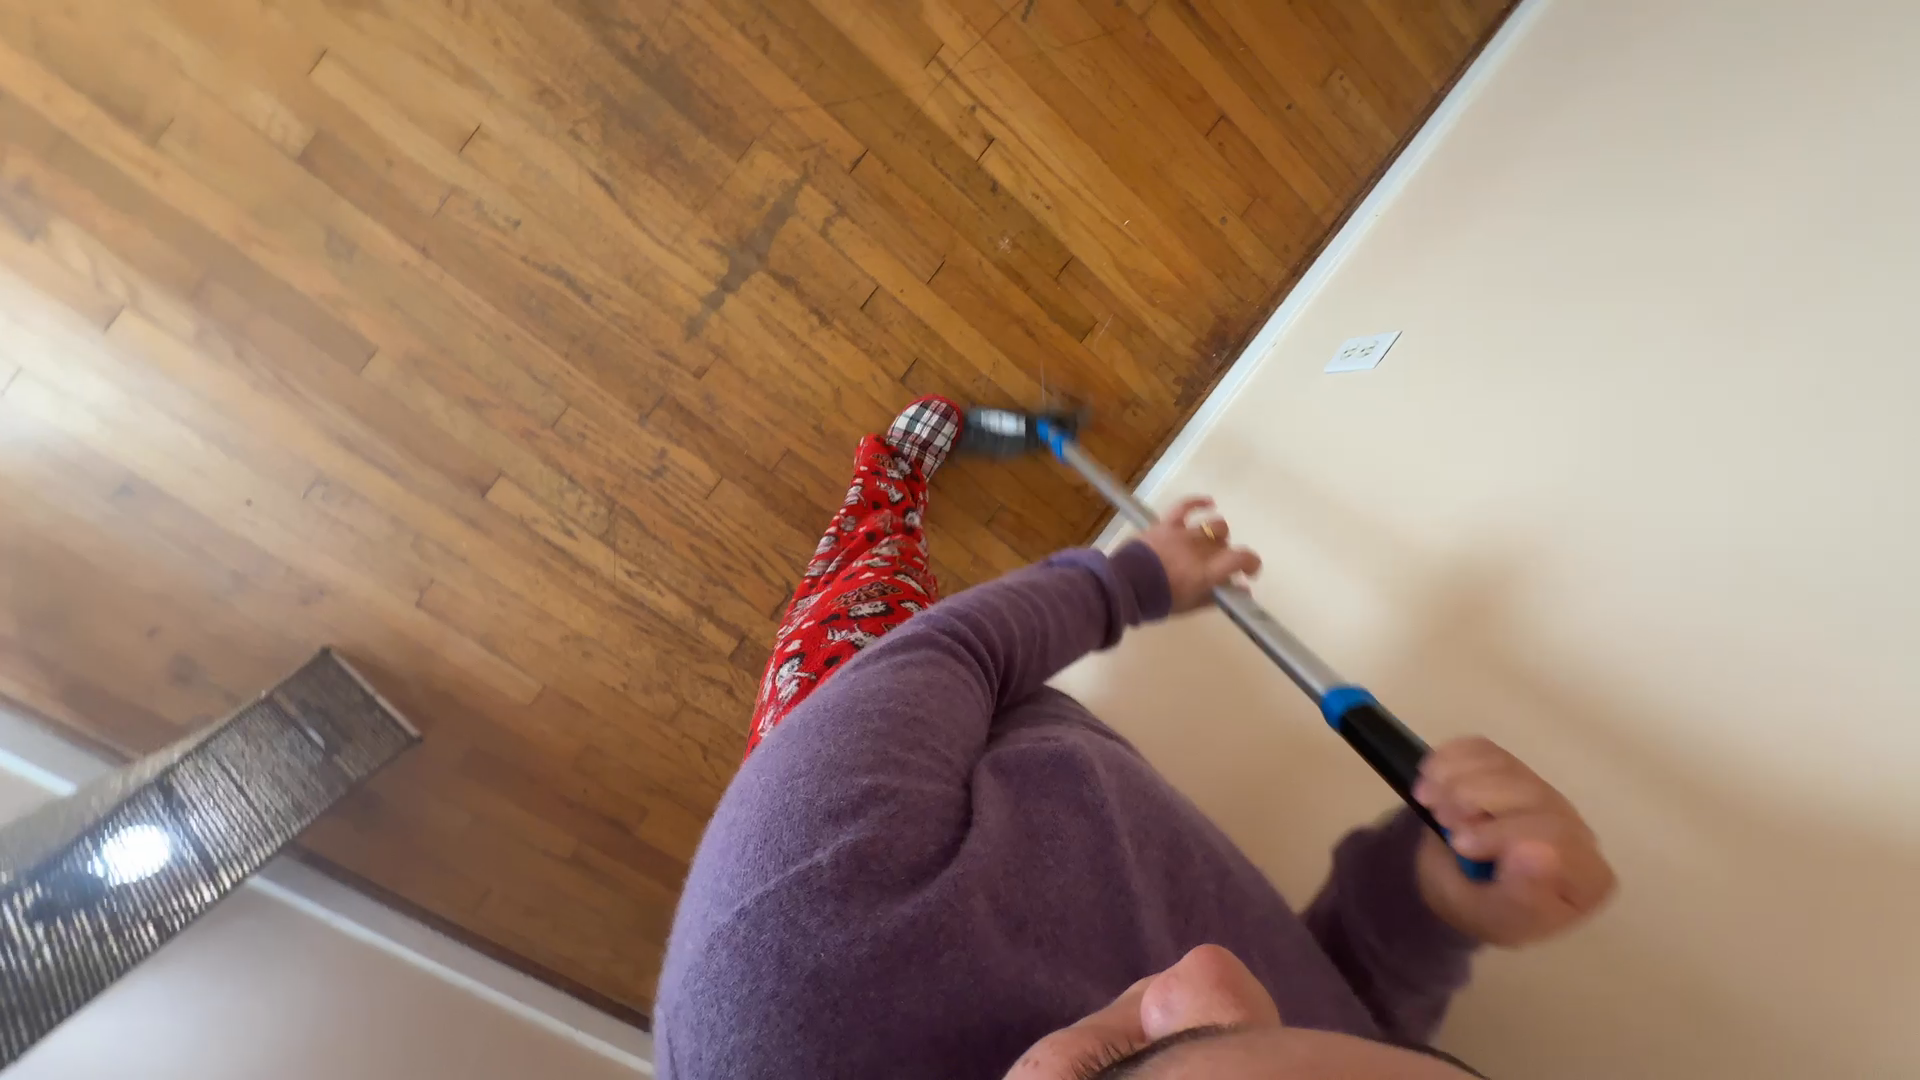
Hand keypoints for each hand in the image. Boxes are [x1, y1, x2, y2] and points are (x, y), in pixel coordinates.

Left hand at [1137, 497, 1262, 614]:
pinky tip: (1209, 503)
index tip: (1249, 572)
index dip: (1251, 563)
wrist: (1123, 587)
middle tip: (1214, 564)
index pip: (1241, 558)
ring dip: (1216, 534)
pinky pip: (1186, 506)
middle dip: (1225, 554)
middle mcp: (1199, 549)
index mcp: (1206, 572)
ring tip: (1209, 542)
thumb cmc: (1156, 601)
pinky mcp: (1166, 525)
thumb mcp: (1189, 606)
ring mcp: (1182, 534)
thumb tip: (1240, 590)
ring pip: (1213, 525)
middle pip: (1225, 543)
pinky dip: (1199, 502)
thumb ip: (1216, 597)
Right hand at [1412, 737, 1615, 946]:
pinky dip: (1447, 758)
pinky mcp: (1505, 769)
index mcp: (1584, 873)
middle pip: (1527, 791)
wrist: (1451, 883)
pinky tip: (1430, 781)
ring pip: (1501, 764)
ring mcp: (1538, 793)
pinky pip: (1480, 748)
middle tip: (1440, 820)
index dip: (1504, 832)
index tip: (1460, 845)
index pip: (1558, 835)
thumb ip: (1524, 897)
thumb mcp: (1496, 918)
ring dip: (1453, 778)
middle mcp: (1571, 827)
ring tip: (1430, 803)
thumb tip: (1541, 852)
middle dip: (1471, 800)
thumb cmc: (1480, 907)